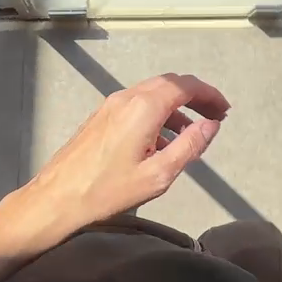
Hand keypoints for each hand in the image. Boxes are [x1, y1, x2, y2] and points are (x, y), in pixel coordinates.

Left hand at [0, 73, 229, 251]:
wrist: (56, 197)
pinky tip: (162, 140)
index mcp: (144, 107)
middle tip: (215, 117)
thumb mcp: (158, 175)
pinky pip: (138, 103)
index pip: (185, 86)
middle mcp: (128, 96)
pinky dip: (158, 112)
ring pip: (153, 92)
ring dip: (177, 105)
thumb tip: (211, 125)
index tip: (225, 111)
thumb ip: (189, 146)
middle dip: (196, 97)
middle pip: (170, 83)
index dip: (209, 94)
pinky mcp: (102, 115)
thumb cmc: (108, 191)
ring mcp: (112, 103)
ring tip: (192, 133)